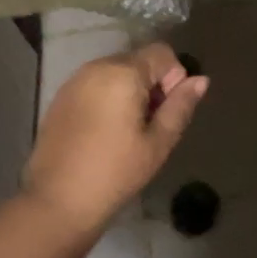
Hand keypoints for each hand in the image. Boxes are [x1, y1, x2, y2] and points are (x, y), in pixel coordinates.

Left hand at [23, 42, 208, 231]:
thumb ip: (181, 106)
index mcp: (123, 72)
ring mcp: (75, 80)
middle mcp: (97, 66)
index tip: (166, 113)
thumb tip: (201, 80)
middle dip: (151, 86)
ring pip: (116, 72)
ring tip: (126, 133)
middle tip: (148, 128)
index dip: (174, 78)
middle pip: (138, 61)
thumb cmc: (114, 174)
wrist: (55, 204)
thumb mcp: (157, 144)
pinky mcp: (61, 97)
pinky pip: (95, 84)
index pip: (162, 53)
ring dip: (129, 92)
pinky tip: (103, 134)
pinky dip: (107, 99)